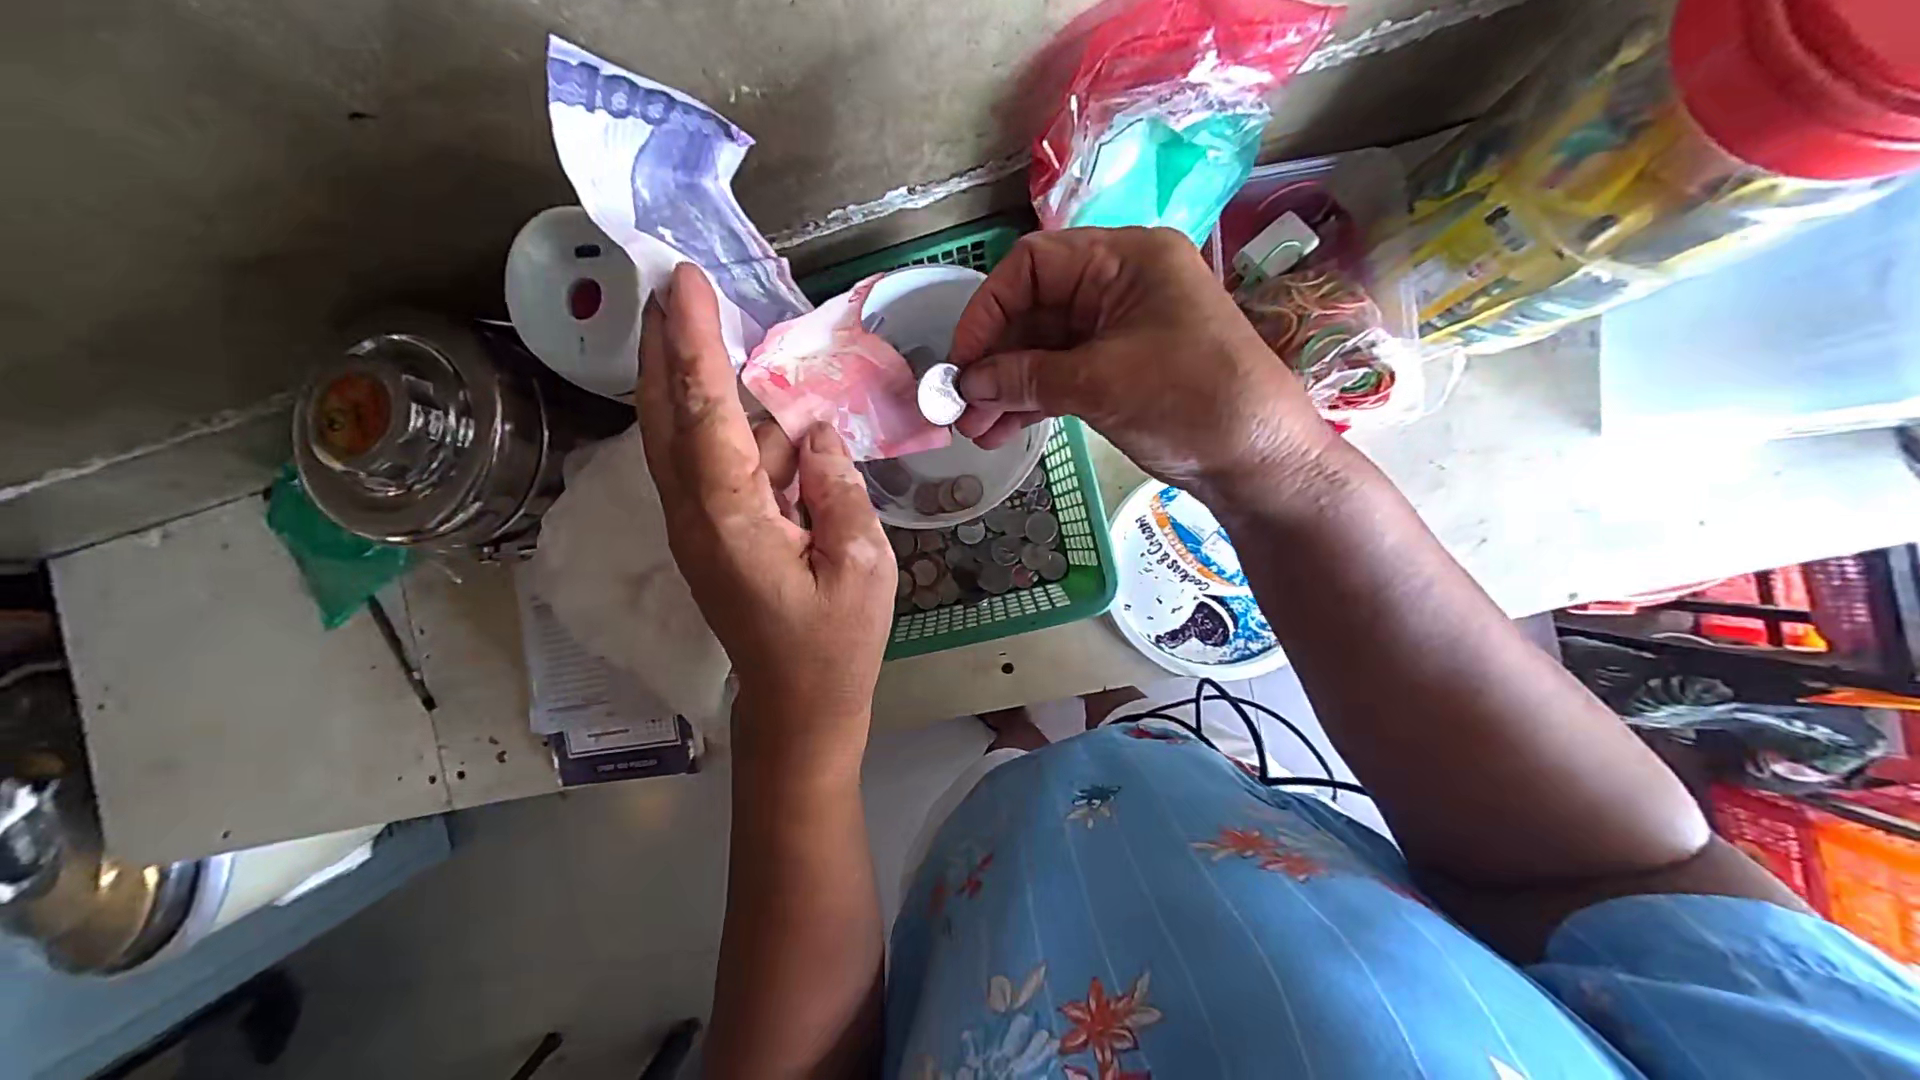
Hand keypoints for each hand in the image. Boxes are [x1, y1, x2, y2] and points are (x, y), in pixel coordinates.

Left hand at [638, 265, 894, 768]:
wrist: (799, 705)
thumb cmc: (835, 643)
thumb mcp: (860, 562)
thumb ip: (838, 485)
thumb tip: (814, 430)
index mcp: (730, 517)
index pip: (704, 410)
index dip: (694, 342)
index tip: (683, 282)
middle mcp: (696, 515)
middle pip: (666, 415)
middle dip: (663, 347)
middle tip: (666, 288)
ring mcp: (699, 528)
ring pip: (683, 438)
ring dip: (691, 382)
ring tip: (708, 328)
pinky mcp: (714, 538)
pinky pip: (712, 466)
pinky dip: (728, 428)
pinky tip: (760, 409)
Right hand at [950, 227, 1337, 499]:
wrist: (1257, 459)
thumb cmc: (1189, 400)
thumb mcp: (1100, 383)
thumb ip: (1027, 377)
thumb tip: (968, 384)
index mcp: (1124, 260)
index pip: (1032, 266)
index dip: (987, 310)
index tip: (961, 361)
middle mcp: (1118, 286)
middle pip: (1034, 311)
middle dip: (994, 361)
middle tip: (961, 407)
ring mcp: (1118, 331)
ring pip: (1044, 351)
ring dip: (1007, 388)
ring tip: (975, 430)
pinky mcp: (1119, 371)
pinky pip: (1062, 377)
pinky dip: (1032, 401)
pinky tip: (1001, 430)